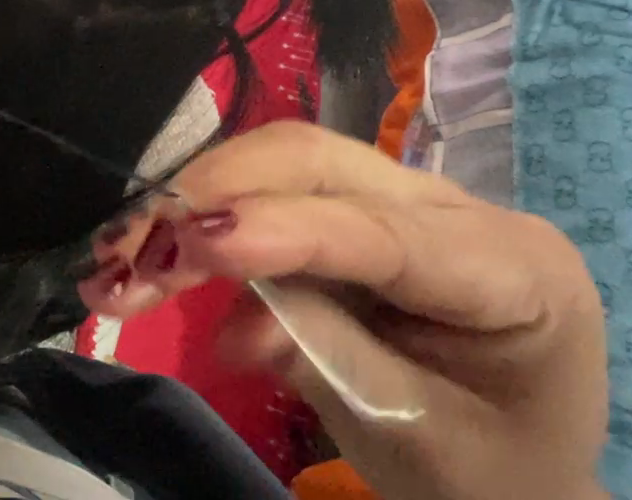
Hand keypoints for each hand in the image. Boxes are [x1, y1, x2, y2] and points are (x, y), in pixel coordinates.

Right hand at [79, 123, 607, 499]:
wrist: (503, 469)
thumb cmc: (482, 471)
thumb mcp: (414, 436)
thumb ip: (326, 357)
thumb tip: (234, 321)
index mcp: (514, 271)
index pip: (381, 232)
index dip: (281, 230)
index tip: (191, 244)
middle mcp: (453, 208)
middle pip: (311, 162)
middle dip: (208, 196)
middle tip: (124, 250)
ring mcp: (393, 195)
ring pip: (271, 161)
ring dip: (187, 204)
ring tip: (116, 258)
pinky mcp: (341, 203)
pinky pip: (257, 188)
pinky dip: (194, 219)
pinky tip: (148, 255)